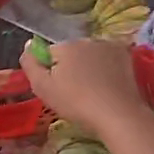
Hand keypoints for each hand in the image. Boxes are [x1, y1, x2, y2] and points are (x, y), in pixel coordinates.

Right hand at [19, 39, 152, 138]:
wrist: (117, 114)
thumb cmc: (76, 103)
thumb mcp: (43, 88)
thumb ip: (30, 65)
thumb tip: (28, 45)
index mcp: (65, 45)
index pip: (48, 54)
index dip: (49, 72)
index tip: (57, 90)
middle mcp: (87, 39)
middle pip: (70, 53)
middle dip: (69, 67)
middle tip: (74, 93)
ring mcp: (108, 46)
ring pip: (90, 55)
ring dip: (88, 67)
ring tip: (92, 91)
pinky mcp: (126, 55)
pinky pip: (108, 58)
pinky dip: (106, 67)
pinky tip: (107, 85)